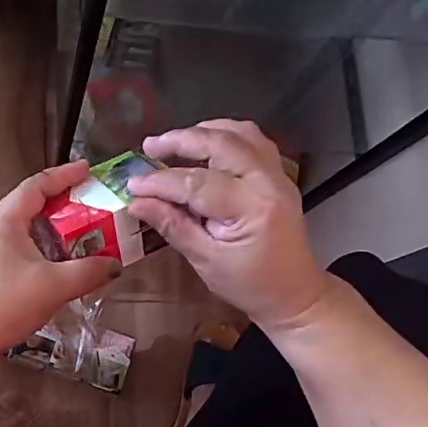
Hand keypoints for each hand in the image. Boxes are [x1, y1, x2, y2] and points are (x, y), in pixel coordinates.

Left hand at [0, 162, 120, 359]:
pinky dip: (41, 254)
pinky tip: (54, 274)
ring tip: (79, 242)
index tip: (88, 170)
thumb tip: (114, 265)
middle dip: (62, 206)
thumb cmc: (1, 304)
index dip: (64, 175)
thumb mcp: (54, 286)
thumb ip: (89, 272)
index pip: (36, 186)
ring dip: (53, 234)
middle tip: (91, 209)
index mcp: (5, 222)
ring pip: (24, 234)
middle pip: (30, 208)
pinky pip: (17, 254)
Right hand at [125, 120, 328, 330]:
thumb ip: (173, 226)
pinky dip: (227, 137)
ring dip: (206, 131)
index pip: (196, 183)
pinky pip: (254, 142)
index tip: (133, 185)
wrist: (294, 294)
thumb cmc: (249, 286)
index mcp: (251, 209)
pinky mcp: (281, 176)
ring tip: (176, 143)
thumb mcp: (206, 261)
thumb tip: (137, 202)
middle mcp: (268, 183)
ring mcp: (279, 176)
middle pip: (221, 143)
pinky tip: (206, 147)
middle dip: (181, 140)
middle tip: (149, 147)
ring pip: (241, 133)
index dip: (160, 182)